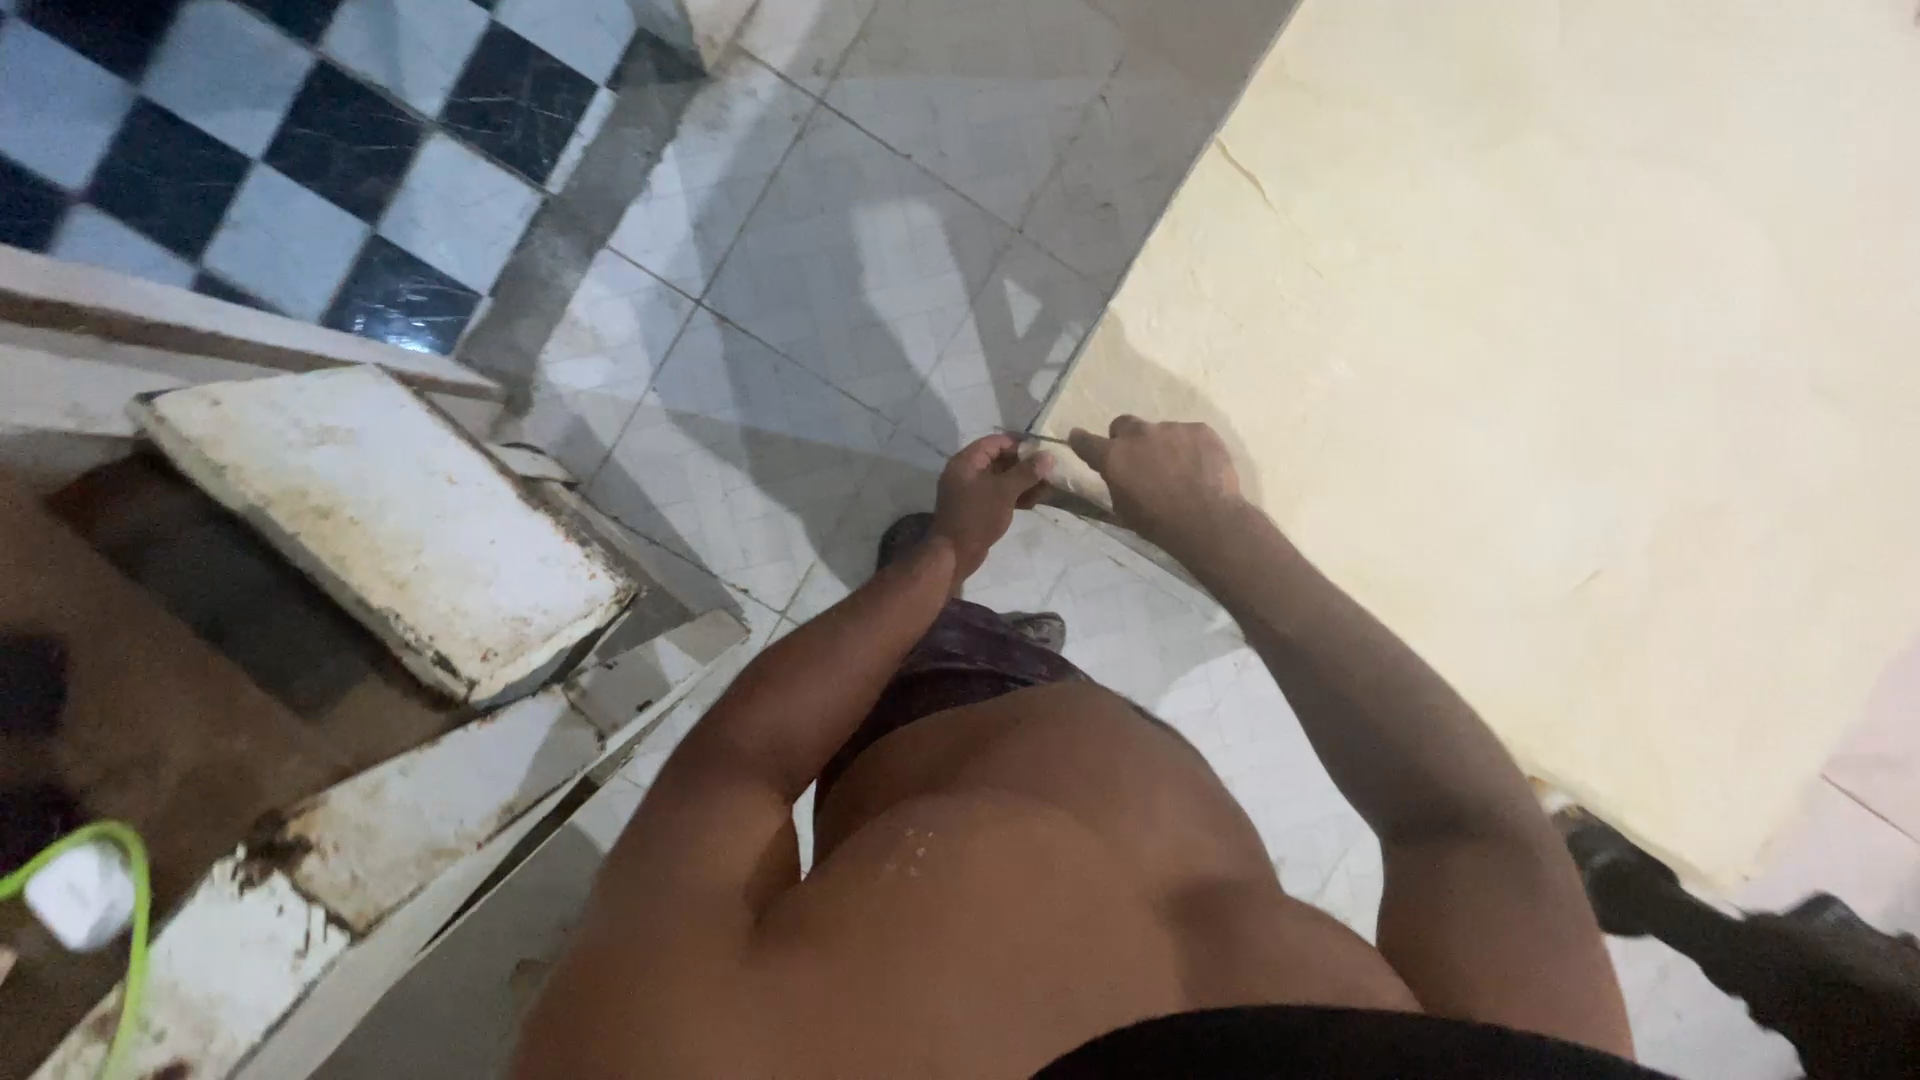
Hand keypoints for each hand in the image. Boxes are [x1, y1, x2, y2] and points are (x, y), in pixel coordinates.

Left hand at [931, 434, 1053, 585]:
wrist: (955, 554)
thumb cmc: (977, 517)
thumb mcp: (1004, 491)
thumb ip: (1026, 472)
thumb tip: (1048, 456)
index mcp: (966, 461)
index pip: (996, 442)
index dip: (1020, 444)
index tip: (1043, 450)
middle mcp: (967, 472)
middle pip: (1000, 460)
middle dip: (1025, 465)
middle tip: (1049, 470)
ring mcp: (971, 491)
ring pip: (1002, 479)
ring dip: (1023, 482)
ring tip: (1047, 487)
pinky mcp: (978, 508)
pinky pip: (999, 495)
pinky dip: (1015, 496)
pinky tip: (1035, 501)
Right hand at [1067, 416, 1243, 552]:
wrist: (1207, 521)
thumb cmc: (1158, 523)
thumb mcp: (1123, 508)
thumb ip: (1116, 481)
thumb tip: (1119, 471)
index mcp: (1113, 456)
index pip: (1085, 441)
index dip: (1081, 440)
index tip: (1079, 438)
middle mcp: (1138, 435)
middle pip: (1124, 425)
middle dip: (1127, 439)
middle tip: (1140, 460)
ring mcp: (1171, 428)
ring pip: (1160, 431)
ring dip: (1163, 446)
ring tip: (1179, 472)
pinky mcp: (1199, 429)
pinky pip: (1189, 435)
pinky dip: (1190, 448)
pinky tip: (1199, 469)